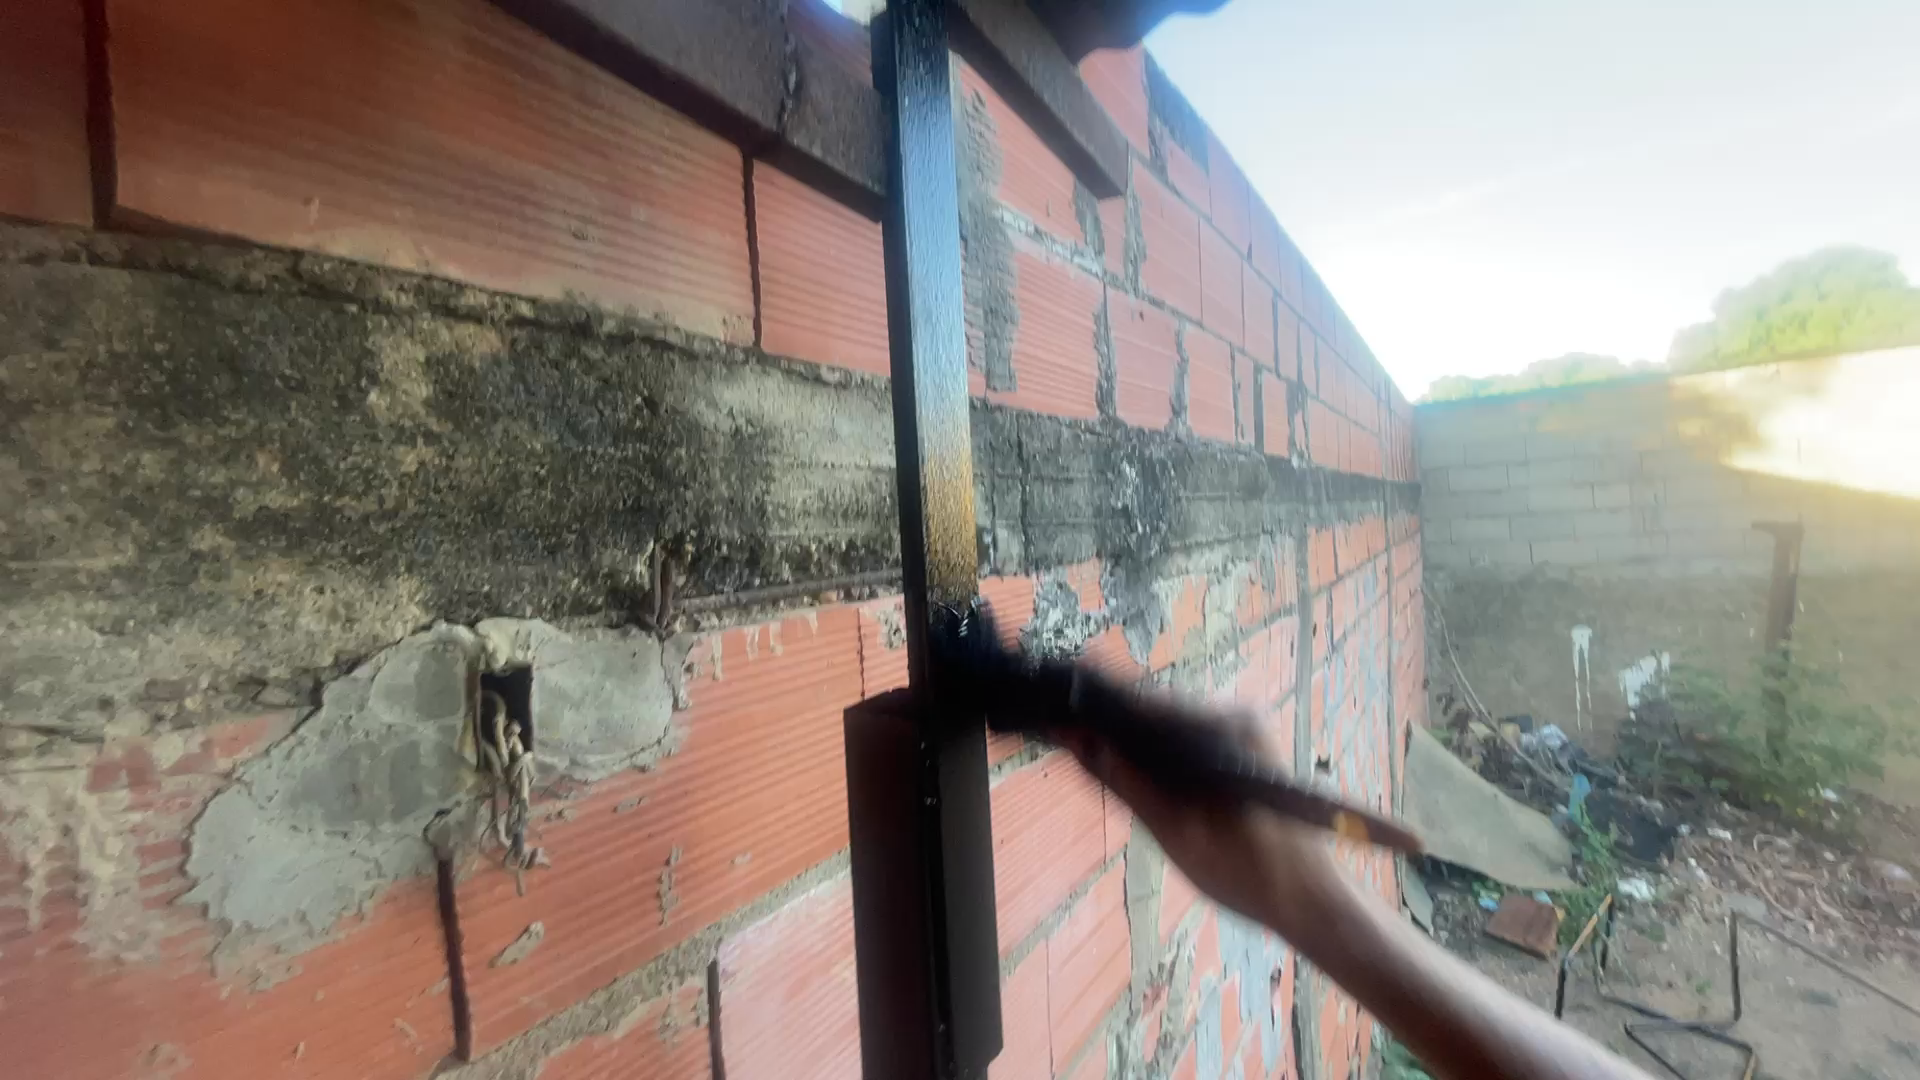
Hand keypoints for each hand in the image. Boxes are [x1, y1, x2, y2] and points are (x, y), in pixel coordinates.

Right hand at [1059, 709, 1345, 941]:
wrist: (1314, 903)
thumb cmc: (1248, 874)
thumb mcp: (1173, 830)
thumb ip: (1123, 780)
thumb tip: (1073, 738)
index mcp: (1225, 725)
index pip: (1144, 703)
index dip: (1097, 711)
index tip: (1055, 716)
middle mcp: (1233, 712)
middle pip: (1154, 710)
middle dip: (1112, 728)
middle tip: (1066, 741)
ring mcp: (1237, 727)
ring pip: (1166, 724)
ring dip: (1132, 742)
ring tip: (1089, 753)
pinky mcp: (1236, 745)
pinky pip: (1183, 738)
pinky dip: (1154, 753)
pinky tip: (1130, 767)